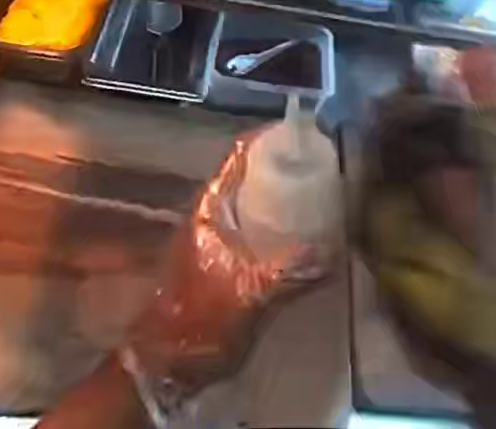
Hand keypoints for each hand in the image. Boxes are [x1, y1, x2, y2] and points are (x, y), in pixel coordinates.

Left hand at [123, 129, 329, 404]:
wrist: (162, 364)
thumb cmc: (198, 319)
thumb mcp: (249, 294)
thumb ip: (290, 272)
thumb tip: (333, 250)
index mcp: (209, 205)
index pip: (237, 154)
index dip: (265, 137)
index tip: (299, 130)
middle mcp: (211, 211)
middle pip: (248, 173)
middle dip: (281, 164)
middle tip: (320, 161)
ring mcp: (215, 234)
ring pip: (251, 200)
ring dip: (280, 193)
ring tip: (318, 190)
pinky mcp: (222, 257)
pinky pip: (254, 226)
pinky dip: (277, 221)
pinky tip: (303, 233)